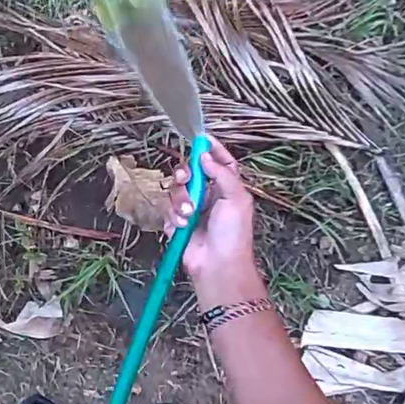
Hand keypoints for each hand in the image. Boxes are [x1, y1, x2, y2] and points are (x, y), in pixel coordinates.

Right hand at [167, 137, 262, 306]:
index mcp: (227, 188)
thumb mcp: (236, 198)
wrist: (218, 265)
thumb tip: (204, 156)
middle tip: (186, 179)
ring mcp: (192, 210)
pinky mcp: (178, 224)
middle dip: (185, 176)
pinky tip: (183, 227)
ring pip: (176, 191)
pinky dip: (174, 217)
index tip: (201, 138)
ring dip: (180, 201)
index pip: (219, 162)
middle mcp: (209, 196)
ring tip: (189, 216)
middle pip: (190, 173)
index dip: (211, 150)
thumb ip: (221, 173)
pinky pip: (168, 210)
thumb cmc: (233, 234)